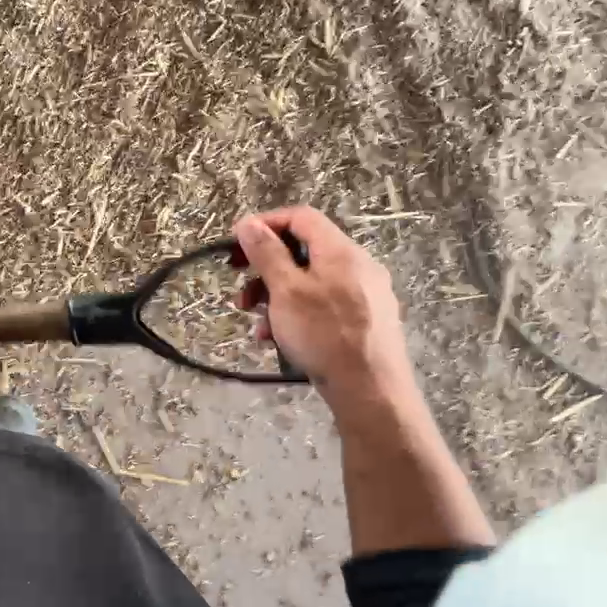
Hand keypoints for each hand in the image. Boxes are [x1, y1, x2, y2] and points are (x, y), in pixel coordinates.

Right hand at [232, 207, 419, 422]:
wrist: (370, 389)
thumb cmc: (323, 334)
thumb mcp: (285, 290)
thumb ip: (267, 253)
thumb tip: (248, 223)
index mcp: (341, 253)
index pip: (301, 217)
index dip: (265, 223)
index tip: (236, 244)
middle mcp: (358, 266)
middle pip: (302, 249)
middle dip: (264, 265)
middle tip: (240, 285)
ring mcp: (364, 293)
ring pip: (307, 278)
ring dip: (273, 292)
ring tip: (254, 317)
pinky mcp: (364, 317)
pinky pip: (320, 301)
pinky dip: (293, 309)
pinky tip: (276, 334)